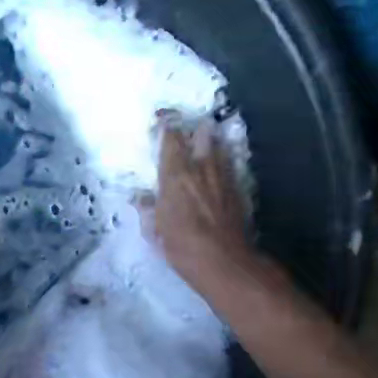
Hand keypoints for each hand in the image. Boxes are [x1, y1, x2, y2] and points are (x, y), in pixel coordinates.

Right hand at [154, 112, 252, 288]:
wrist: (223, 260)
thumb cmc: (180, 246)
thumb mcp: (154, 230)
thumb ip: (148, 208)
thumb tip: (140, 197)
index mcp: (175, 176)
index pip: (171, 140)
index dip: (166, 125)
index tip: (161, 118)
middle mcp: (201, 168)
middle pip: (202, 134)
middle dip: (193, 128)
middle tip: (185, 131)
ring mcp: (223, 175)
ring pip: (219, 145)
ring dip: (210, 141)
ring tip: (203, 143)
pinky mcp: (237, 187)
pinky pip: (228, 164)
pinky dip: (221, 160)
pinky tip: (216, 166)